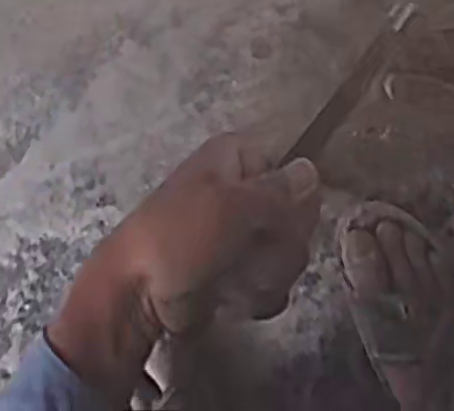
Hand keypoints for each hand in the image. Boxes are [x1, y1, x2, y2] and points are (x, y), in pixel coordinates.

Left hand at [47, 134, 321, 403]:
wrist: (139, 293)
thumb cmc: (179, 236)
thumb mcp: (228, 206)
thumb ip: (276, 191)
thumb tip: (313, 168)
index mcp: (233, 158)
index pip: (290, 171)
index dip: (288, 199)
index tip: (277, 219)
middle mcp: (241, 188)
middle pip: (296, 216)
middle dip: (279, 245)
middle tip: (246, 252)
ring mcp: (241, 231)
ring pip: (288, 253)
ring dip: (265, 273)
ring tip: (231, 277)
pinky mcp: (240, 269)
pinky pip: (273, 281)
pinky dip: (255, 294)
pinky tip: (230, 296)